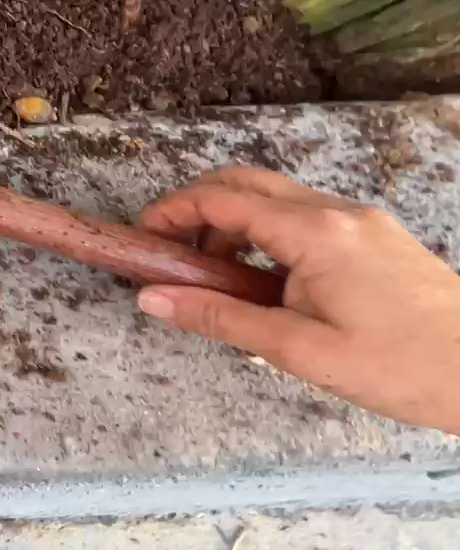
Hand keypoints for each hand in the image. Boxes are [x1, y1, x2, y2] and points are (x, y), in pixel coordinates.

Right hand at [134, 166, 459, 432]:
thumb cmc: (407, 368)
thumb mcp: (300, 350)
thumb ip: (218, 317)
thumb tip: (148, 298)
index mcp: (312, 231)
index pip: (216, 199)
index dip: (168, 212)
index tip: (142, 239)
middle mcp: (336, 211)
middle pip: (241, 180)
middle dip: (192, 205)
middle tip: (171, 245)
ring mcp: (363, 221)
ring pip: (272, 194)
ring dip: (228, 219)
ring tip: (216, 268)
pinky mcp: (379, 236)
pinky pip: (302, 212)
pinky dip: (263, 228)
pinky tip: (265, 273)